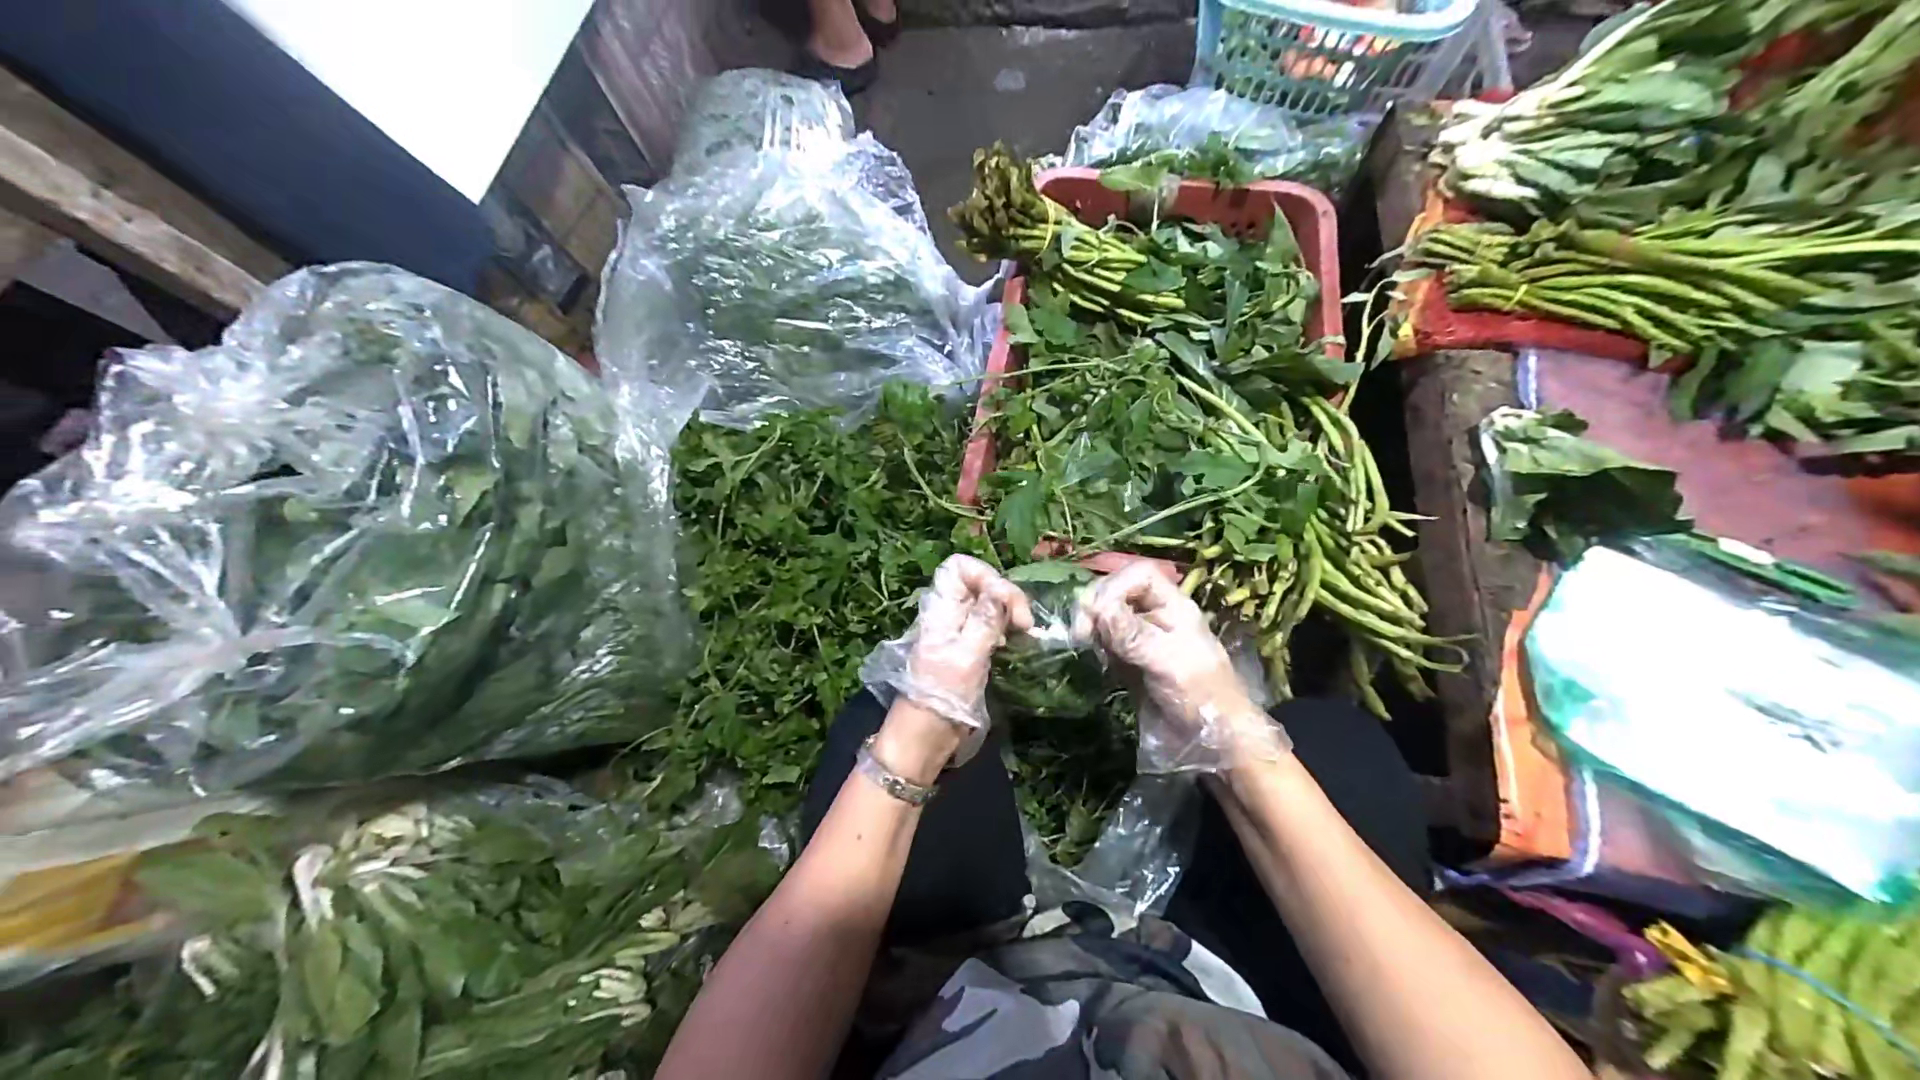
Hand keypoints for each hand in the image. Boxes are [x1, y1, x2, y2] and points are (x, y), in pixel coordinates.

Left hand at [860, 554, 1032, 764]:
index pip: (960, 567)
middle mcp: (948, 614)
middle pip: (979, 583)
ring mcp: (958, 632)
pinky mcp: (968, 650)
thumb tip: (1001, 591)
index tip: (1008, 603)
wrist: (924, 737)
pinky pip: (990, 626)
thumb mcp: (966, 657)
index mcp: (941, 609)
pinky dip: (1005, 629)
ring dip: (1009, 612)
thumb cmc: (941, 697)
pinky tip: (1015, 645)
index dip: (987, 575)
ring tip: (1023, 634)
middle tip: (1024, 624)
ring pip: (987, 604)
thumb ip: (984, 620)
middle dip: (1006, 594)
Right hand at [1076, 562, 1288, 771]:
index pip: (1139, 575)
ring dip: (1090, 625)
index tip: (1096, 613)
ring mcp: (1141, 639)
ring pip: (1106, 616)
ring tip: (1083, 644)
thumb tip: (1096, 609)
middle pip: (1117, 591)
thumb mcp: (1168, 662)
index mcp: (1173, 607)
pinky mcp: (1129, 661)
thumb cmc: (1201, 695)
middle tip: (1080, 633)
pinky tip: (1092, 657)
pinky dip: (1093, 645)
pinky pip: (1104, 642)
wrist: (1212, 742)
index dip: (1114, 586)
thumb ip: (1133, 634)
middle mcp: (1155, 616)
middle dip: (1095, 606)